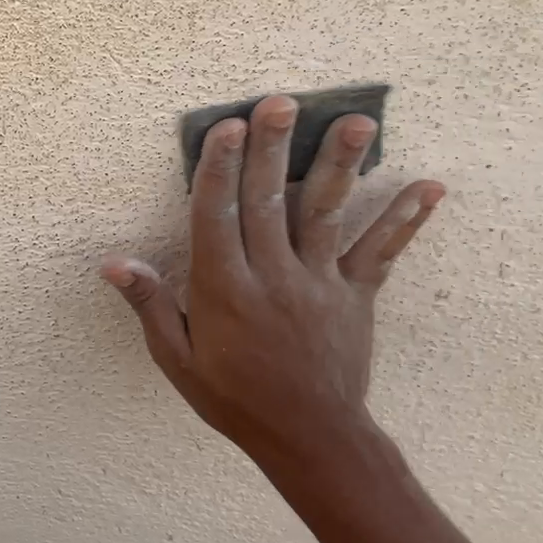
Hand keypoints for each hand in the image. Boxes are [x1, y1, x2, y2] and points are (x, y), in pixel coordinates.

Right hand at [102, 95, 444, 470]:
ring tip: (356, 122)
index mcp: (225, 289)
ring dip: (340, 165)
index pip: (216, 216)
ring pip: (326, 215)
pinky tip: (428, 187)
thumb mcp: (176, 357)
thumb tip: (114, 263)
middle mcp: (273, 277)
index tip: (224, 127)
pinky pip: (379, 253)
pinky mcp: (355, 297)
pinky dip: (404, 220)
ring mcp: (319, 285)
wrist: (312, 439)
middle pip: (269, 202)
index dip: (218, 168)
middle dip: (272, 148)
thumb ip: (150, 304)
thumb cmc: (232, 396)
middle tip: (279, 103)